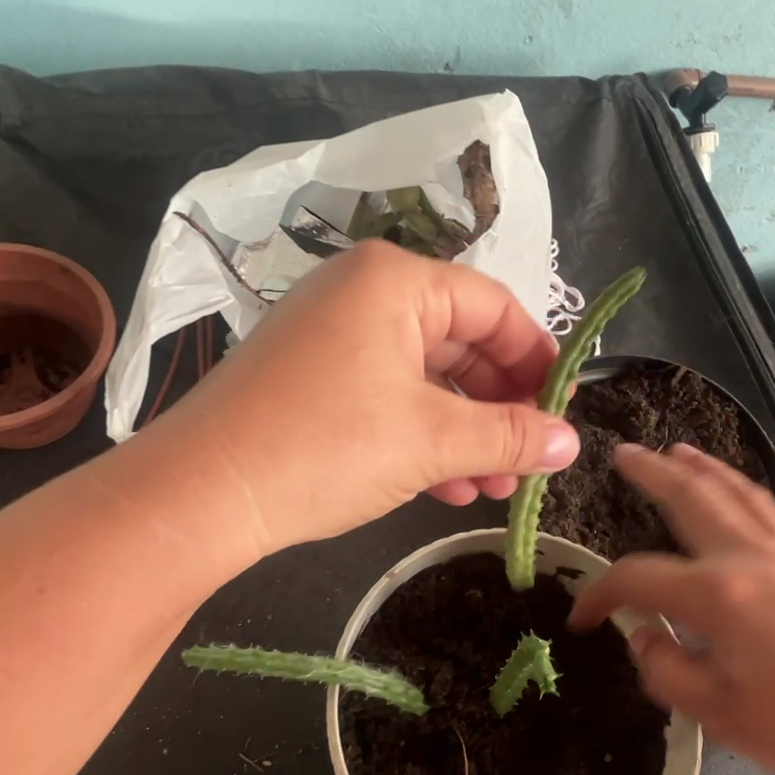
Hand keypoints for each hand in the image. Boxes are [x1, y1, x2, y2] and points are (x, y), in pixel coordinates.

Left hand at [150, 241, 579, 551]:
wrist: (202, 492)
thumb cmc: (328, 446)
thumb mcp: (432, 441)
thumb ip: (509, 436)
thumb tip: (571, 443)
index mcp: (396, 281)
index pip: (495, 307)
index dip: (537, 360)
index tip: (562, 412)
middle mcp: (362, 293)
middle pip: (460, 342)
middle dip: (499, 409)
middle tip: (529, 460)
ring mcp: (330, 335)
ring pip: (424, 378)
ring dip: (465, 433)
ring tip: (493, 488)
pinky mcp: (310, 378)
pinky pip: (385, 396)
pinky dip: (421, 437)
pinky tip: (447, 486)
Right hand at [568, 443, 774, 774]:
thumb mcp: (724, 719)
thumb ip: (670, 673)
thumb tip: (646, 639)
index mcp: (719, 594)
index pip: (638, 579)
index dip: (599, 596)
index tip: (578, 621)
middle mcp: (751, 559)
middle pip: (693, 500)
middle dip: (653, 474)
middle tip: (624, 454)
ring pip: (738, 494)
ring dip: (703, 469)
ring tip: (678, 451)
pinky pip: (767, 511)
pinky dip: (741, 490)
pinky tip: (736, 496)